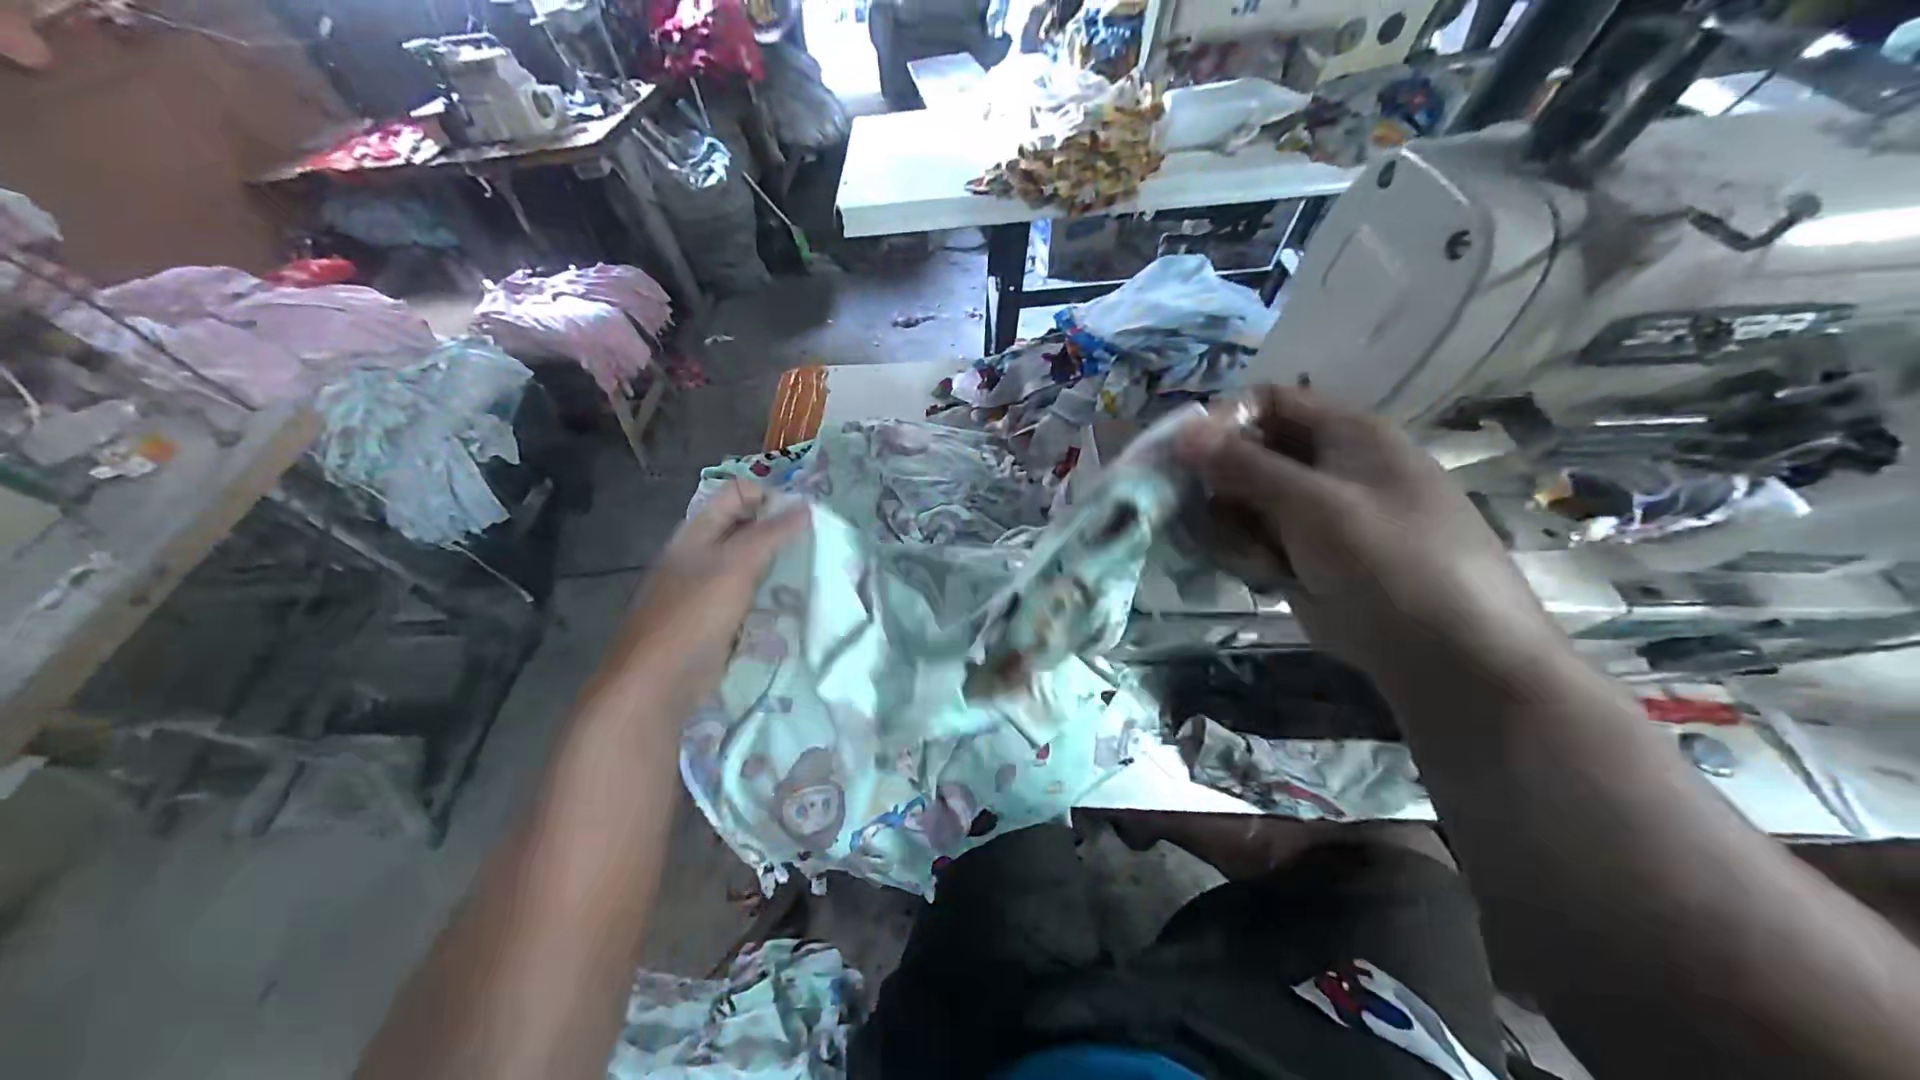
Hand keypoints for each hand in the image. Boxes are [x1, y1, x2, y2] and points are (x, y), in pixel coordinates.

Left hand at [593, 479, 806, 719]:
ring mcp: (704, 589)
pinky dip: (768, 598)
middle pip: (744, 529)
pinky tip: (790, 606)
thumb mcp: (736, 565)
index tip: (805, 517)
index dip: (769, 497)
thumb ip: (771, 533)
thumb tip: (805, 506)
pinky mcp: (713, 620)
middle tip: (815, 545)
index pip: (736, 493)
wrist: (657, 681)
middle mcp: (698, 554)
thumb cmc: (695, 614)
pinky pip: (747, 598)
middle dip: (779, 533)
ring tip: (810, 574)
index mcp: (696, 531)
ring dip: (777, 568)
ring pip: (749, 566)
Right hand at [1176, 385, 1558, 682]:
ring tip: (1260, 561)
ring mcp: (1312, 516)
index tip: (1180, 454)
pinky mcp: (1301, 558)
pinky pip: (1252, 542)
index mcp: (1345, 434)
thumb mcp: (1315, 503)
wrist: (1446, 654)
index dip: (1222, 421)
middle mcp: (1325, 468)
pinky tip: (1266, 578)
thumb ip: (1245, 466)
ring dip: (1234, 530)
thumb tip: (1182, 433)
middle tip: (1205, 515)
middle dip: (1220, 484)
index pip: (1267, 403)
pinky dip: (1247, 556)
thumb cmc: (1389, 560)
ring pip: (1241, 504)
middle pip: (1247, 455)